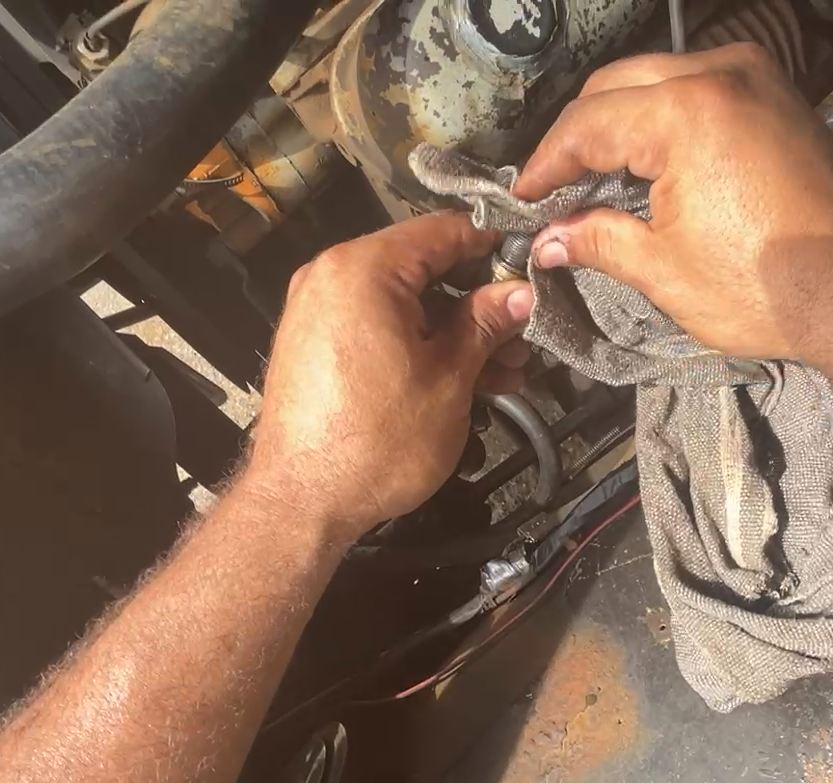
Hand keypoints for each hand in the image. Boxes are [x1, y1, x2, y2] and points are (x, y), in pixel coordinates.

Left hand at [243, 213, 533, 538]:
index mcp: (365, 269)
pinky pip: (380, 330)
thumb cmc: (376, 443)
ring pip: (406, 306)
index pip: (442, 230)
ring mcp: (321, 313)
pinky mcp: (319, 347)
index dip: (493, 249)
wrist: (304, 501)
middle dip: (480, 305)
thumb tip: (519, 295)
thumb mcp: (448, 379)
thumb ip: (486, 325)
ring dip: (457, 334)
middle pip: (425, 270)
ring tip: (503, 372)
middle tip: (522, 340)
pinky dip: (421, 347)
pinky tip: (462, 380)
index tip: (528, 272)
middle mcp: (334, 278)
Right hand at [515, 45, 832, 360]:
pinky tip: (648, 166)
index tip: (523, 196)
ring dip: (619, 124)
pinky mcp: (777, 100)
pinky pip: (699, 91)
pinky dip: (663, 121)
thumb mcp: (664, 270)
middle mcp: (722, 75)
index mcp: (686, 112)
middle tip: (553, 189)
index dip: (546, 164)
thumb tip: (550, 240)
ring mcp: (757, 81)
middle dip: (577, 137)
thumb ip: (598, 241)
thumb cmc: (769, 287)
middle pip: (617, 87)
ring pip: (658, 81)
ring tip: (595, 180)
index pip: (587, 124)